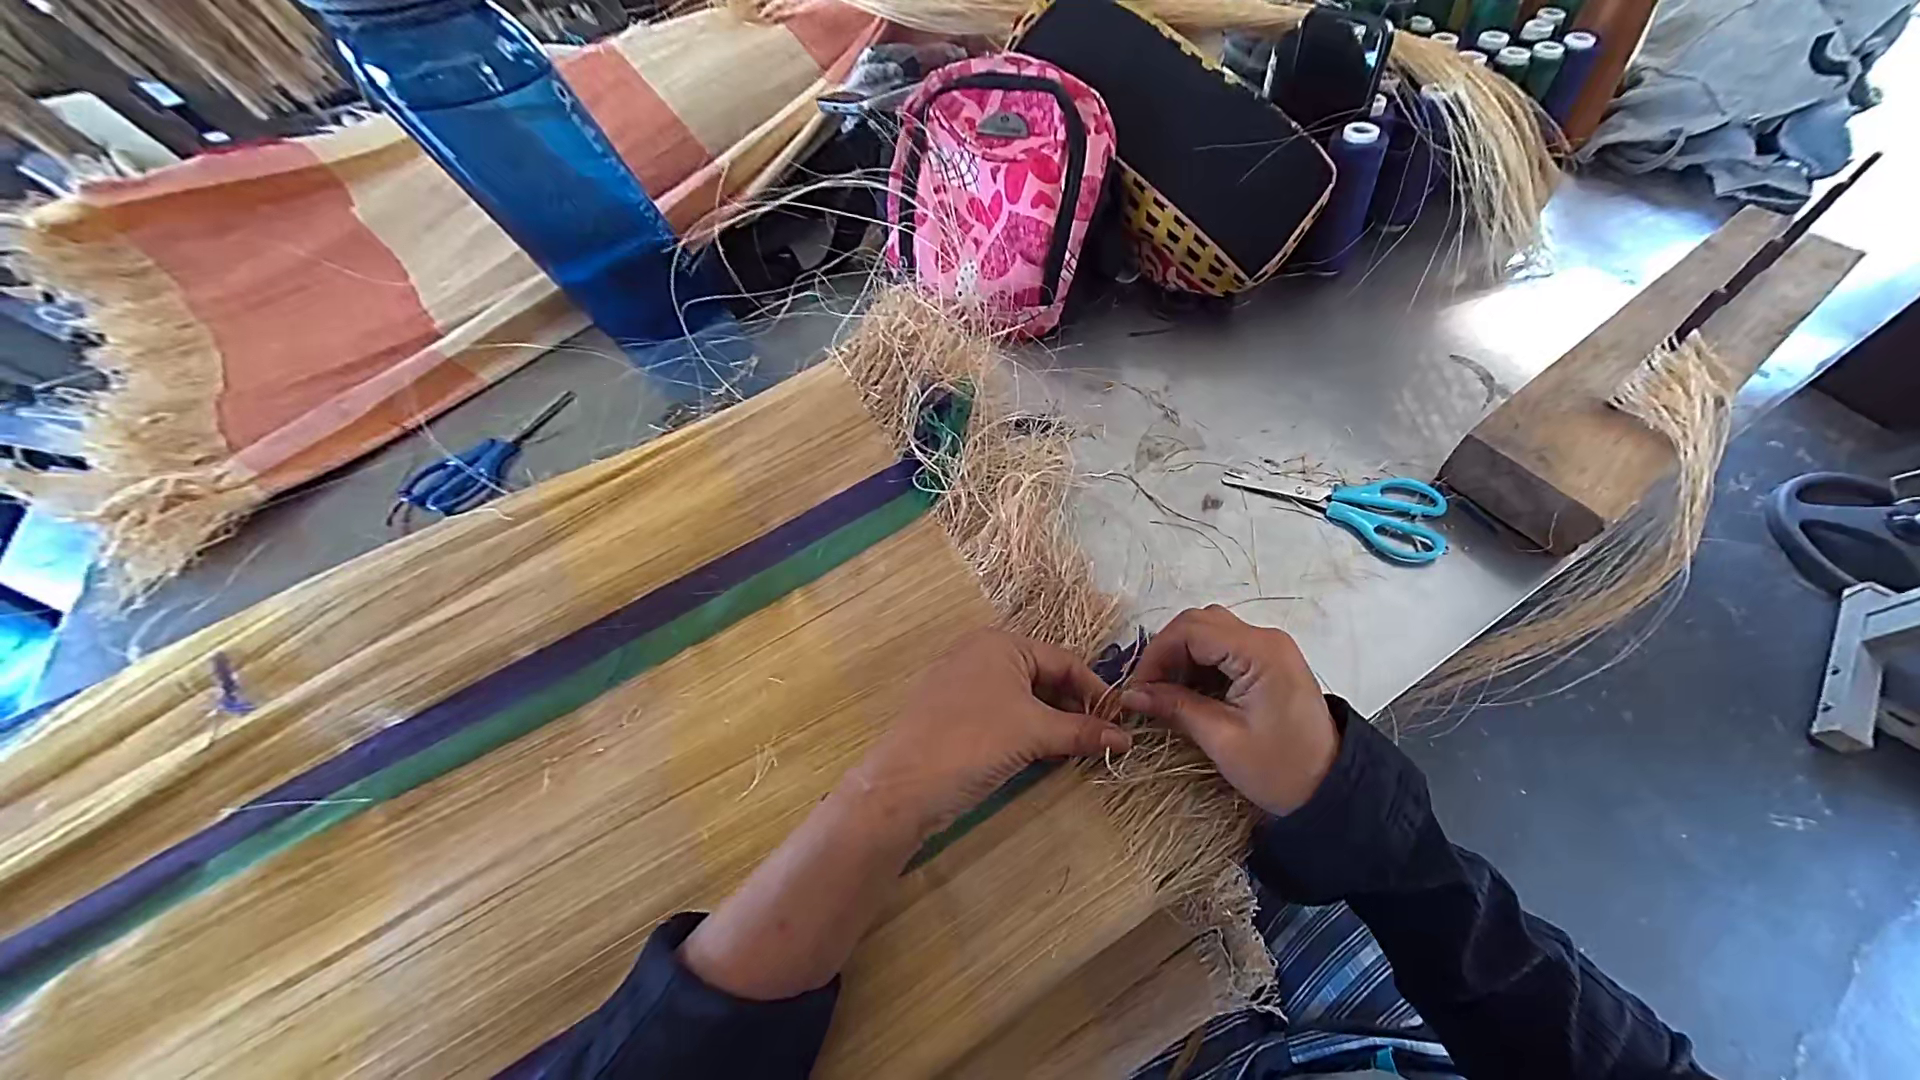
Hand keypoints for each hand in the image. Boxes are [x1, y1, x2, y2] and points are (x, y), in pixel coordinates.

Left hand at [846, 629, 1132, 838]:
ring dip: (1052, 723)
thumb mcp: (1034, 732)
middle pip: (1044, 677)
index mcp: (1001, 642)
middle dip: (1073, 709)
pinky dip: (1027, 730)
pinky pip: (1003, 712)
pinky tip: (1043, 755)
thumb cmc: (974, 741)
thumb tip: (1126, 739)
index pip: (1064, 661)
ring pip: (1024, 698)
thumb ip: (1082, 731)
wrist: (904, 785)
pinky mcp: (955, 710)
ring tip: (1075, 751)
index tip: (1121, 722)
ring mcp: (965, 682)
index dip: (1095, 692)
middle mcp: (982, 653)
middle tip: (1099, 741)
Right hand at [1119, 605, 1337, 815]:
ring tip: (1166, 691)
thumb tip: (1131, 694)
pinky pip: (1222, 647)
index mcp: (1260, 652)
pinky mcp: (1268, 661)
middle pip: (1198, 623)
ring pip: (1207, 631)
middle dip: (1166, 652)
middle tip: (1148, 689)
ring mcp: (1269, 648)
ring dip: (1180, 656)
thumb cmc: (1281, 769)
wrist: (1334, 791)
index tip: (1139, 687)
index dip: (1156, 654)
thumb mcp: (1222, 739)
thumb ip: (1175, 707)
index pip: (1191, 630)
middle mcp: (1265, 639)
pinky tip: (1188, 691)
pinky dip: (1197, 662)